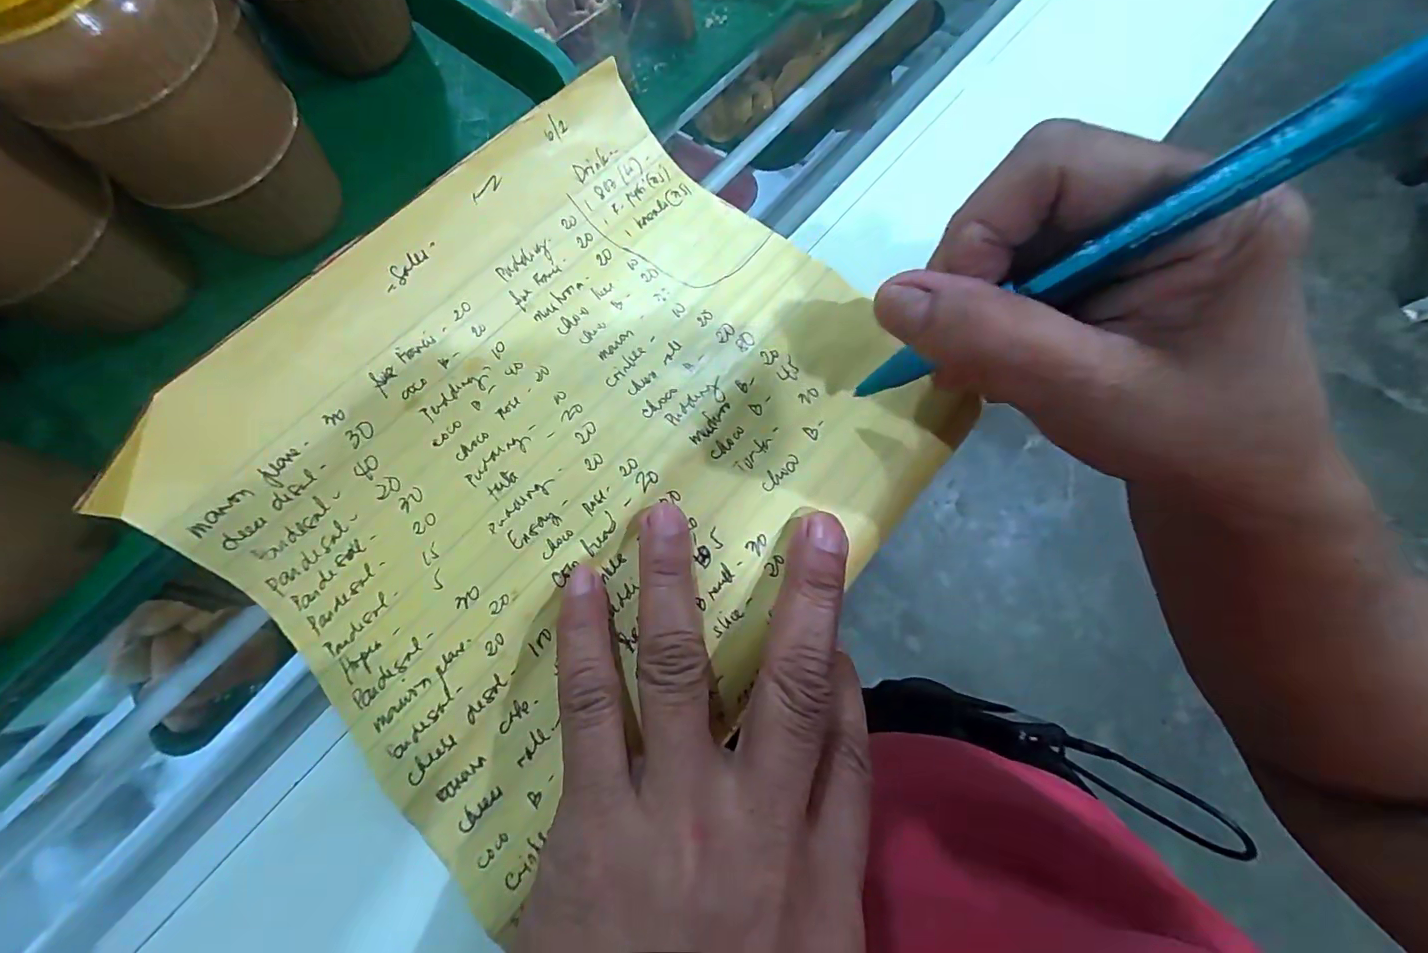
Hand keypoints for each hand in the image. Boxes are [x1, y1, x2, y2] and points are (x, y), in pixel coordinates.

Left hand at [515, 501, 868, 952]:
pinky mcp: (593, 822)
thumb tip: (827, 725)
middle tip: (810, 526)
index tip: (823, 607)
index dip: (837, 660)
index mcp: (818, 863)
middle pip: (789, 682)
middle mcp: (757, 820)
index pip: (843, 734)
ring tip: (662, 516)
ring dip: (674, 584)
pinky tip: (584, 584)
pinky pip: (593, 706)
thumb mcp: (814, 945)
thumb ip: (829, 838)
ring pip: (683, 669)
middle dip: (805, 596)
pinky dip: (589, 638)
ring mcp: (671, 813)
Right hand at [871, 120, 1334, 514]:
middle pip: (1028, 191)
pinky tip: (994, 357)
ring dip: (976, 295)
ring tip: (973, 363)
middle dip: (975, 266)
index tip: (953, 310)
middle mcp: (1171, 198)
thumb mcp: (1086, 391)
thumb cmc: (1187, 443)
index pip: (1057, 161)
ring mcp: (1138, 231)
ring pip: (1013, 230)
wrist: (1232, 490)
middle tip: (955, 344)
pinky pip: (1021, 262)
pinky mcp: (1111, 265)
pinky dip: (988, 310)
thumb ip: (991, 338)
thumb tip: (890, 297)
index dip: (984, 224)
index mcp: (1204, 205)